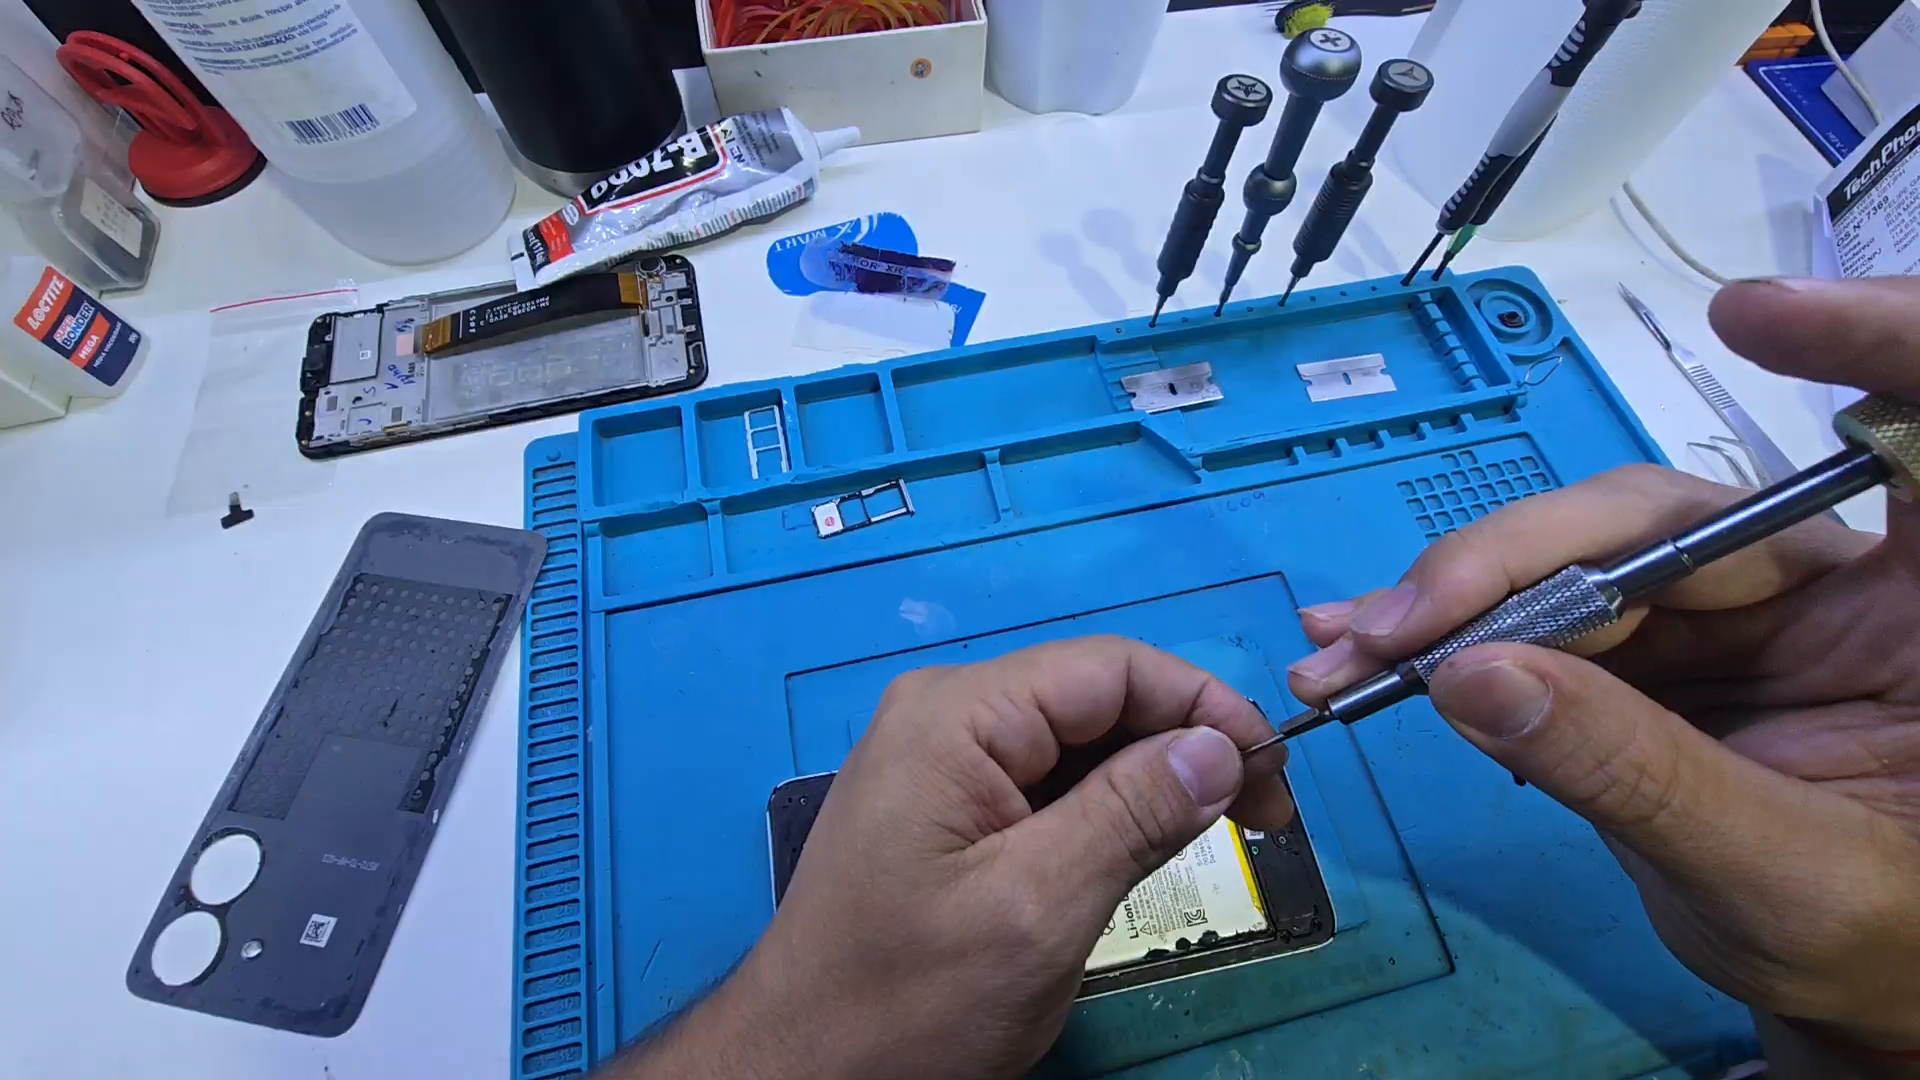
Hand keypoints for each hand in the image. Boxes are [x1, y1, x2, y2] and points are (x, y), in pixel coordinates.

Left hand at [617, 637, 1294, 1079]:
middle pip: (1092, 696)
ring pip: (1074, 737)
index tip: (1274, 769)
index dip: (1202, 704)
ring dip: (1149, 775)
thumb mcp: (1036, 910)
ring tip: (1214, 828)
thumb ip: (1131, 815)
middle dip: (1182, 741)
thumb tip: (1222, 746)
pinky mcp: (946, 792)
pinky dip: (1104, 801)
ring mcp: (941, 749)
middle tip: (1261, 812)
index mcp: (959, 711)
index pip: (1108, 668)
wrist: (801, 1069)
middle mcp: (947, 708)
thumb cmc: (909, 1001)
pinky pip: (1042, 774)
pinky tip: (1140, 838)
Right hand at [1287, 277, 1919, 1071]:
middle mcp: (1815, 583)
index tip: (1745, 317)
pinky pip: (1515, 617)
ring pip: (1551, 566)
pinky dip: (1433, 639)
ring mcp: (1706, 608)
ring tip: (1342, 650)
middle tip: (1391, 629)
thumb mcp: (1781, 882)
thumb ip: (1630, 772)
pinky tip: (1361, 654)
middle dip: (1498, 569)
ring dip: (1434, 609)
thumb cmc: (1889, 955)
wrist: (1844, 995)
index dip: (1872, 347)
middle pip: (1643, 523)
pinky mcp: (1624, 640)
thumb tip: (1466, 675)